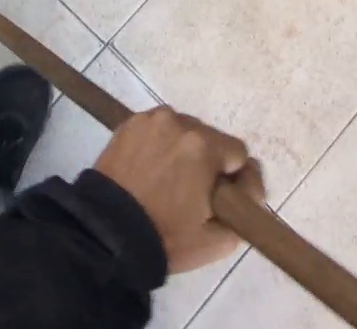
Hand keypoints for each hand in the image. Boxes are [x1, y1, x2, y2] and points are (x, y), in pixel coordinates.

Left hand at [94, 106, 265, 272]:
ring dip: (185, 150)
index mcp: (204, 145)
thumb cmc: (167, 235)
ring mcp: (150, 119)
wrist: (107, 231)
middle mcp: (178, 121)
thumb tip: (249, 180)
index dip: (237, 177)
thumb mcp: (221, 237)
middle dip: (210, 162)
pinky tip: (152, 168)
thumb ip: (248, 202)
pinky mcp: (129, 122)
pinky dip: (161, 144)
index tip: (225, 198)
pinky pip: (158, 129)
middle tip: (196, 192)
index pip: (239, 153)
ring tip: (171, 180)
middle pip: (210, 138)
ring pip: (183, 131)